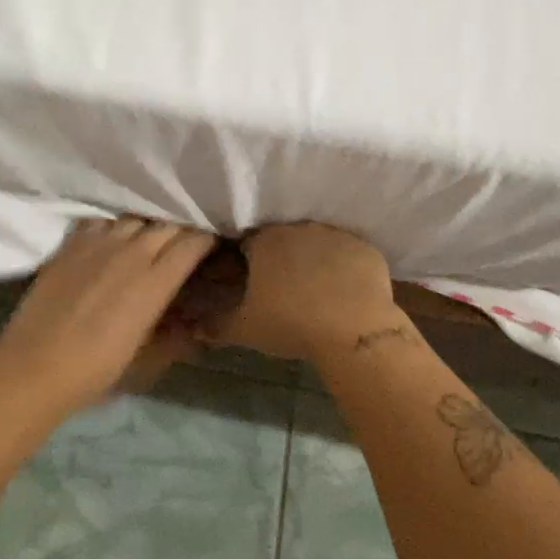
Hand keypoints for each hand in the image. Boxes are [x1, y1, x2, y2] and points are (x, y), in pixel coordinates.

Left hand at [0, 217, 215, 409]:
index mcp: (154, 283)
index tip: (212, 249)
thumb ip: (173, 337)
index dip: (206, 241)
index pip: (193, 242)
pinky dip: (113, 228)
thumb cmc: (94, 372)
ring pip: (134, 219)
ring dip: (147, 228)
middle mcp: (130, 254)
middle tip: (185, 246)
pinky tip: (111, 243)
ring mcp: (97, 245)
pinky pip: (100, 222)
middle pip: (166, 225)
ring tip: (148, 242)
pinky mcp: (69, 245)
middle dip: (181, 232)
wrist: (33, 368)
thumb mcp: (145, 360)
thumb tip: (193, 326)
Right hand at [203, 223, 404, 359]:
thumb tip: (194, 327)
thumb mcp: (245, 328)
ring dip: (312, 259)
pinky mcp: (366, 248)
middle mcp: (299, 227)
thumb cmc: (291, 323)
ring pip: (316, 243)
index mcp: (265, 239)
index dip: (246, 262)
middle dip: (279, 258)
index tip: (249, 282)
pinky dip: (343, 268)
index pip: (247, 242)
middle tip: (280, 288)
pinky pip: (347, 254)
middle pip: (283, 239)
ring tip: (313, 289)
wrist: (353, 330)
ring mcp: (336, 234)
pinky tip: (343, 291)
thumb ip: (216, 324)